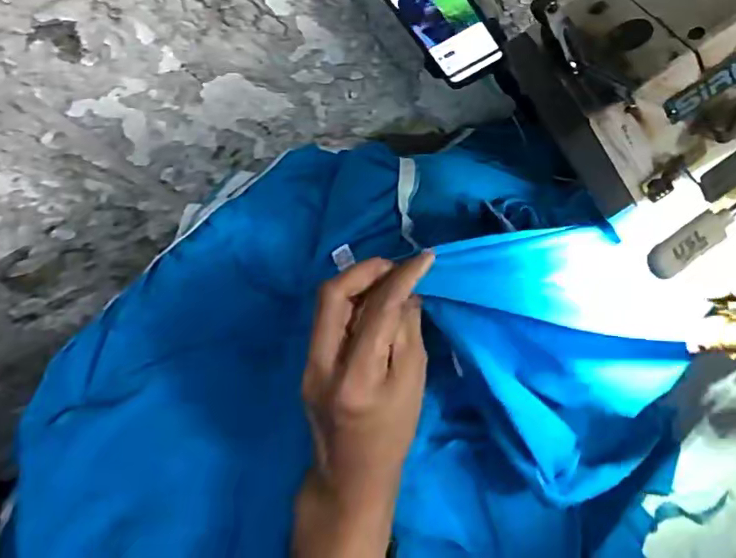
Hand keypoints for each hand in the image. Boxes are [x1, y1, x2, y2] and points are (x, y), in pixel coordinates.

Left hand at [295, 252, 432, 555]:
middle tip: (398, 266)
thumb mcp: (413, 380)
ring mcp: (308, 365)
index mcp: (355, 376)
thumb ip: (407, 330)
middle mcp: (322, 366)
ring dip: (359, 281)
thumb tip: (406, 291)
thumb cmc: (392, 432)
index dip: (403, 276)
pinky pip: (329, 317)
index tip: (426, 259)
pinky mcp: (309, 364)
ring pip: (326, 302)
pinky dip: (353, 299)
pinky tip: (376, 301)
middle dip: (367, 270)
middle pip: (332, 295)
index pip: (377, 309)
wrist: (350, 476)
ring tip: (390, 279)